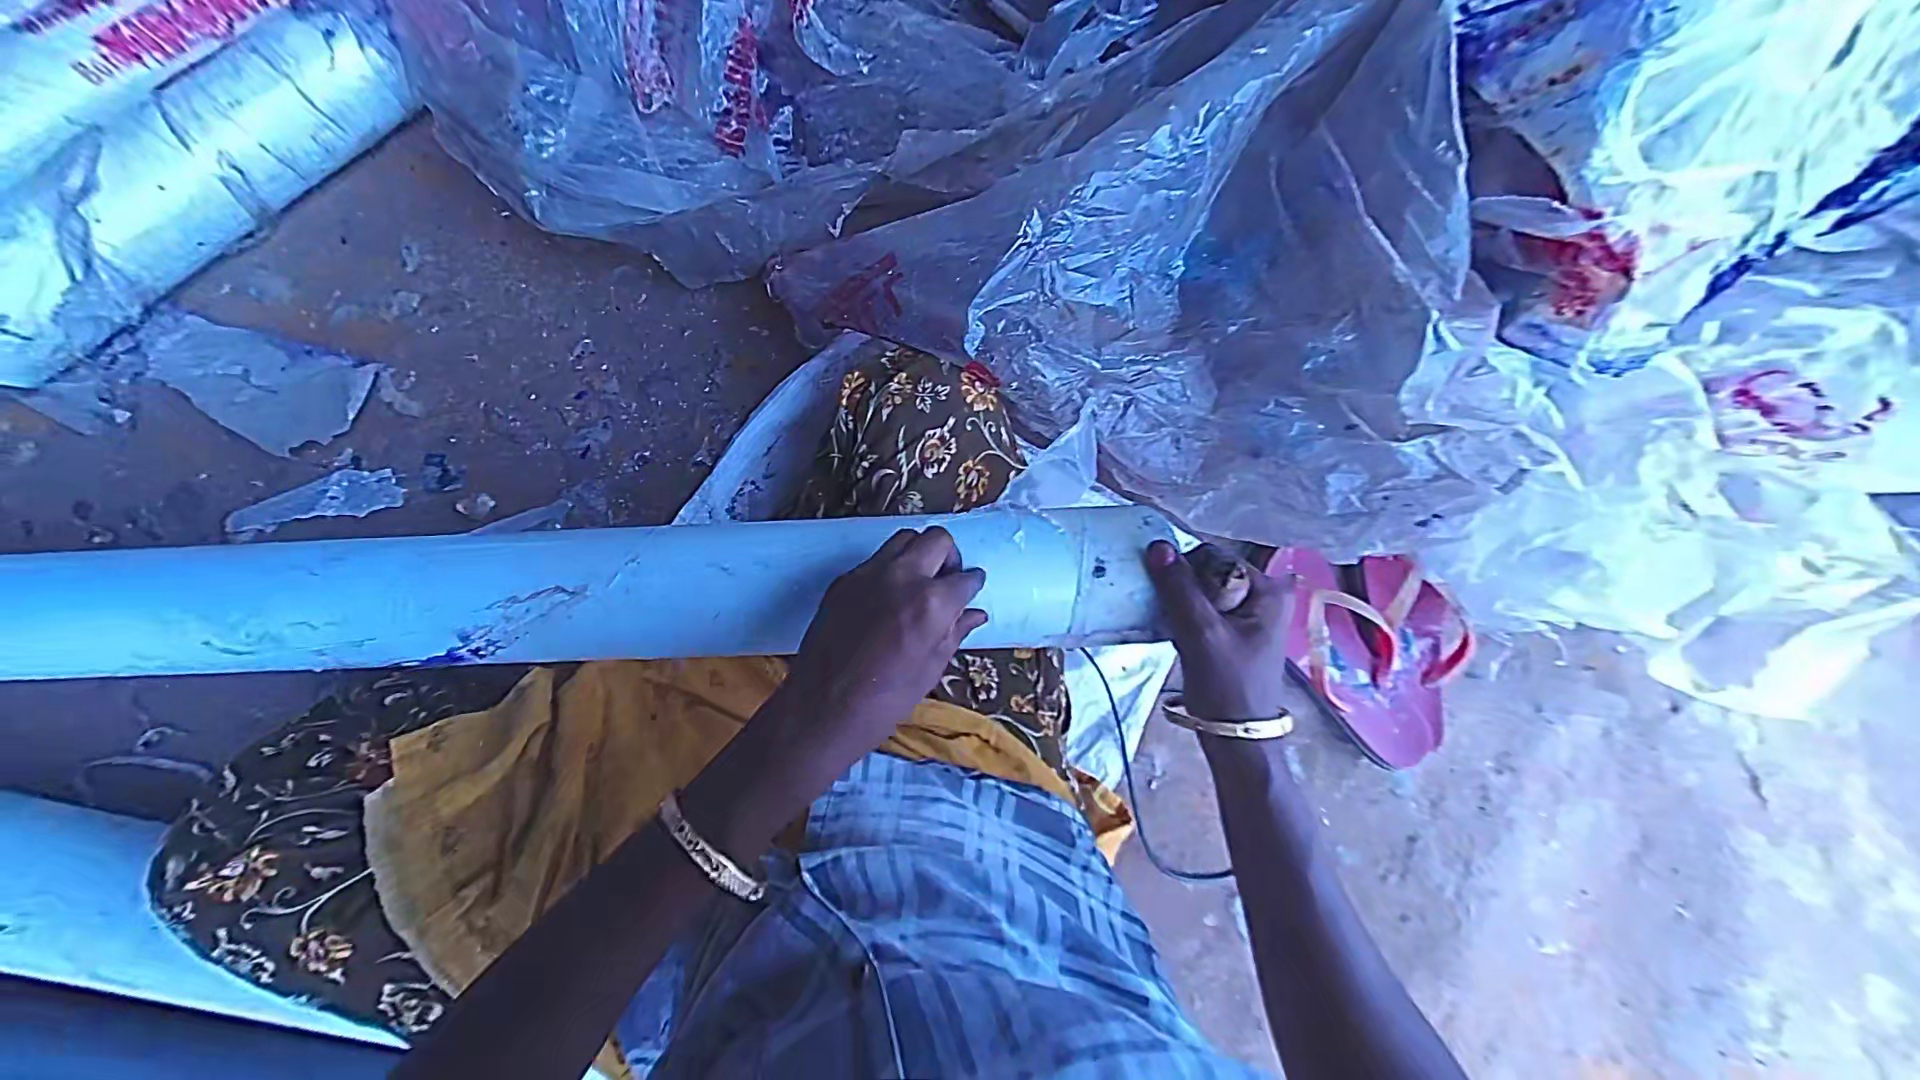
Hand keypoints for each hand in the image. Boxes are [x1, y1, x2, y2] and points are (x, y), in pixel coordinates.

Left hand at [778, 526, 986, 758]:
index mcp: (932, 602)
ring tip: (919, 583)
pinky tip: (889, 598)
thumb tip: (974, 614)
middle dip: (949, 556)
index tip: (971, 590)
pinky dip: (891, 568)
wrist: (824, 707)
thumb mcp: (932, 668)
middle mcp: (902, 576)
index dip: (973, 584)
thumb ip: (955, 631)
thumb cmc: (887, 698)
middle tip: (946, 581)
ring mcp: (869, 574)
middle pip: (937, 539)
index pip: (965, 578)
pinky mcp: (844, 580)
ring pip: (904, 539)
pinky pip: (876, 559)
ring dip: (919, 553)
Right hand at [1145, 540, 1292, 720]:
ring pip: (1201, 590)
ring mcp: (1249, 613)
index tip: (1171, 600)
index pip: (1213, 556)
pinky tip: (1176, 634)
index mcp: (1268, 589)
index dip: (1186, 572)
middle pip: (1207, 571)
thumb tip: (1158, 546)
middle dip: (1182, 588)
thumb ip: (1180, 589)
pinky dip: (1185, 616)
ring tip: (1173, 627)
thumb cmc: (1226, 686)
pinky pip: (1202, 607)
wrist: (1234, 737)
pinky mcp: (1233, 629)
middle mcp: (1264, 594)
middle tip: (1173, 617)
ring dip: (1180, 603)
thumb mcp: (1201, 634)